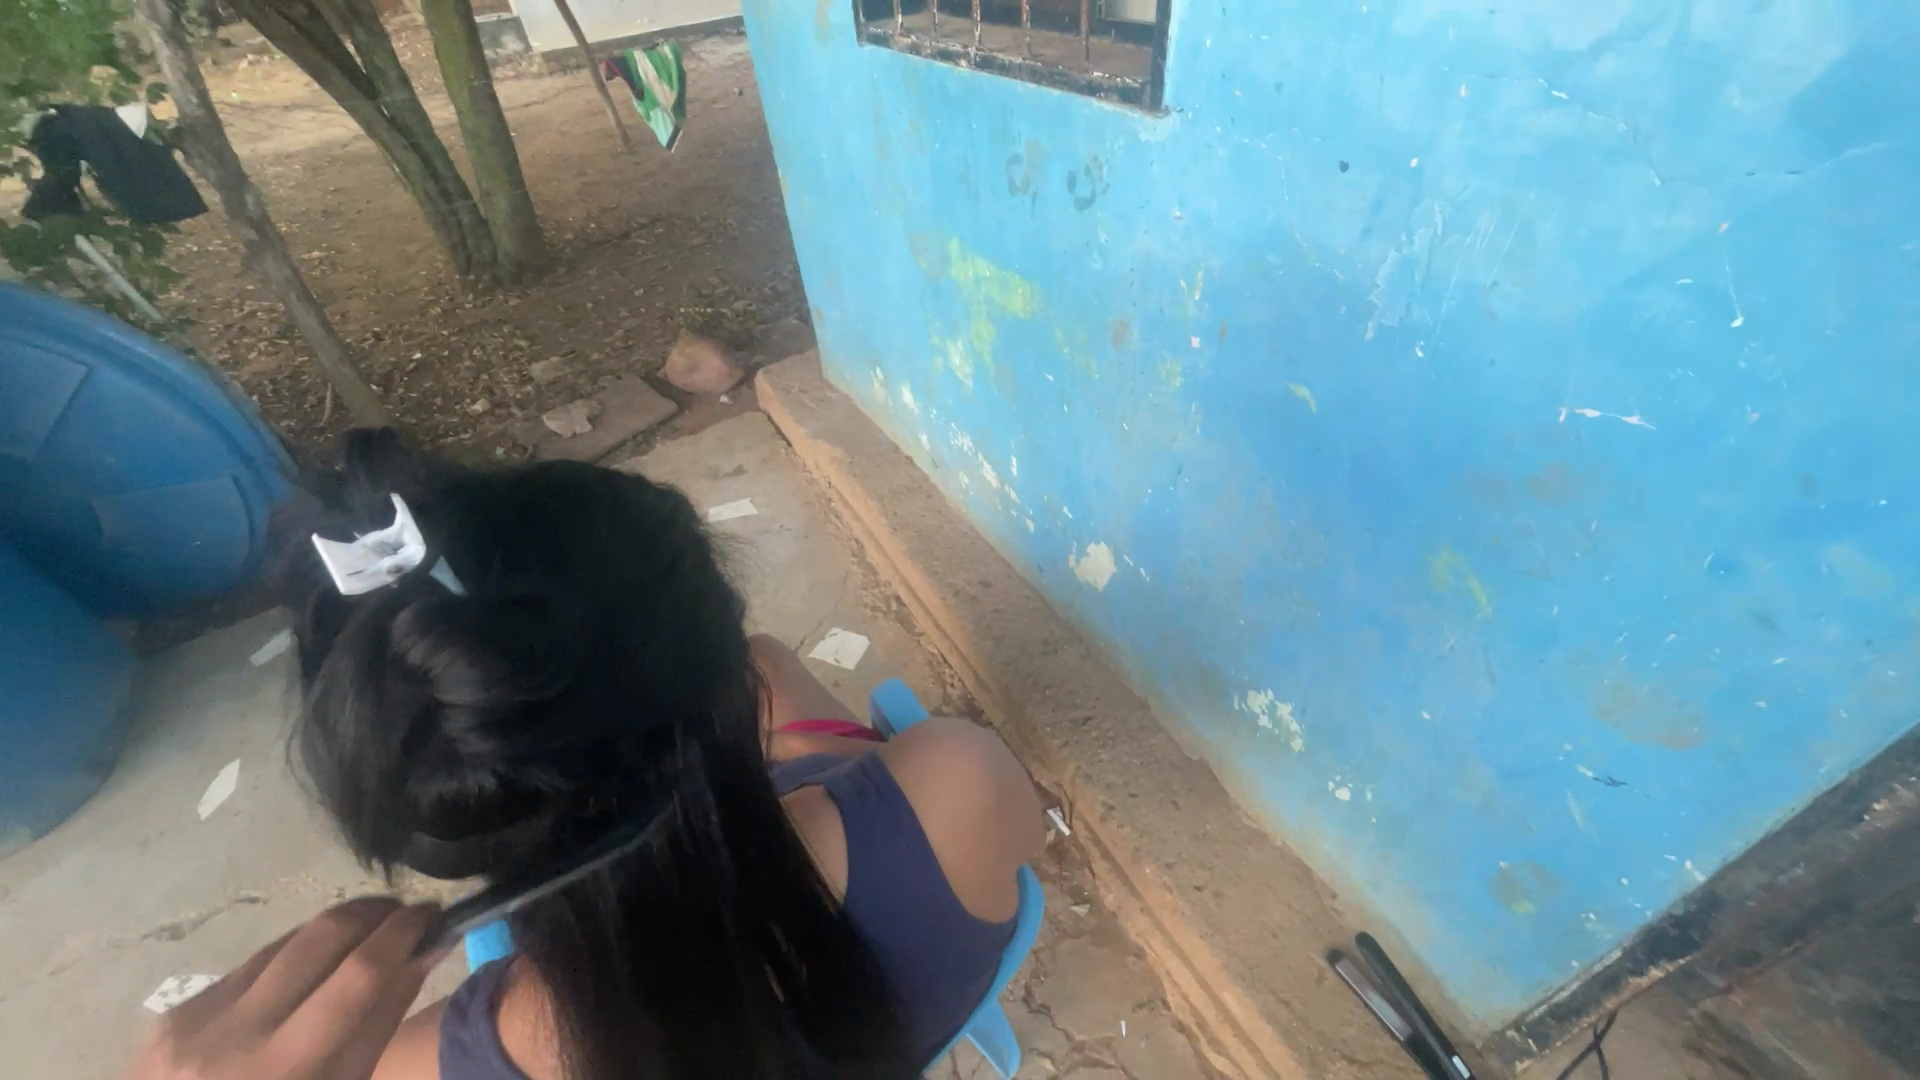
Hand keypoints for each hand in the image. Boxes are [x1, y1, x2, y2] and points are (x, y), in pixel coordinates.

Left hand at [127, 898, 444, 1079]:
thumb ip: (388, 1009)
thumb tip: (434, 943)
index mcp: (283, 1068)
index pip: (361, 972)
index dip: (406, 930)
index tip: (435, 912)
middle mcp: (232, 1036)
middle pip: (324, 934)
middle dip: (377, 911)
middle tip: (406, 913)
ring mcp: (194, 1020)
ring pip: (292, 939)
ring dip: (340, 929)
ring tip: (365, 937)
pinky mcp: (174, 1011)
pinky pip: (257, 962)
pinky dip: (296, 957)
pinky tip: (307, 975)